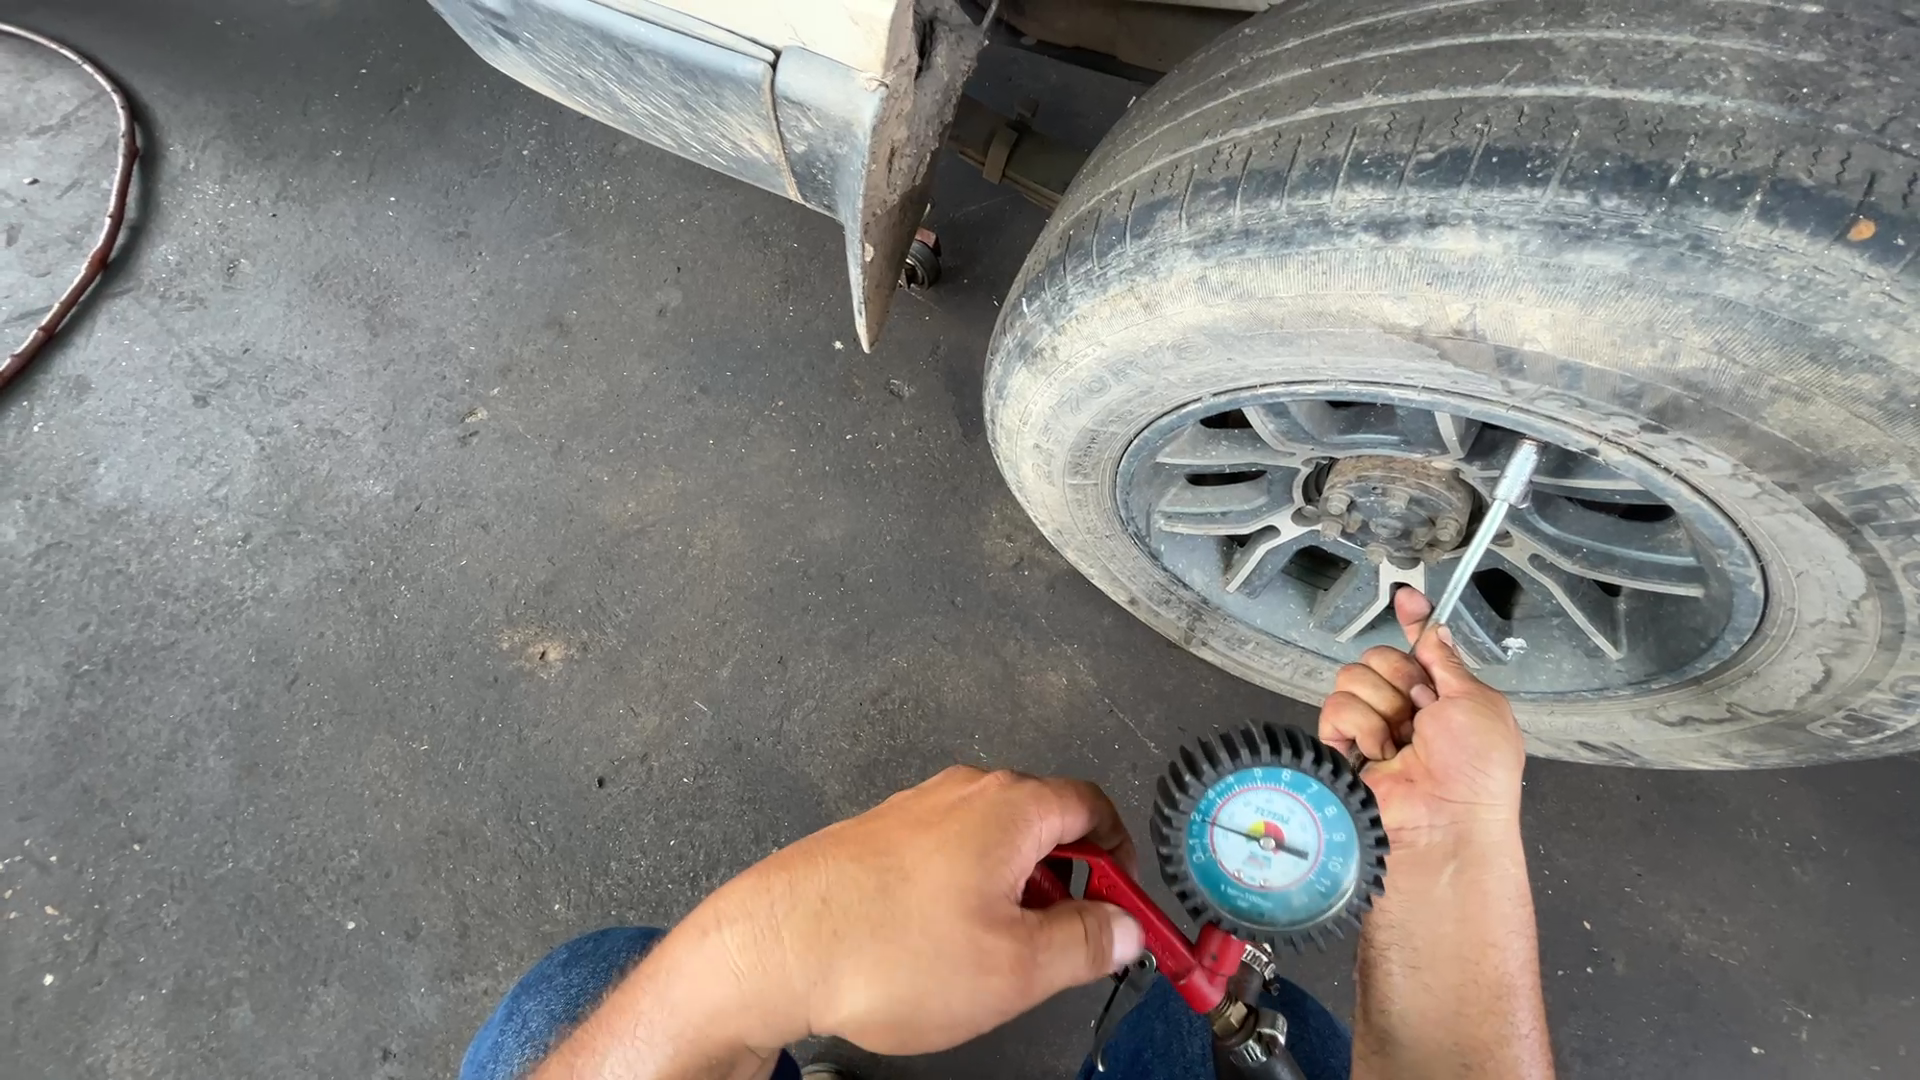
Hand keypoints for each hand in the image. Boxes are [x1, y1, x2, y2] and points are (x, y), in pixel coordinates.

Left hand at [681, 767, 1145, 1055]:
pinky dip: (972, 878)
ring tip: (1004, 945)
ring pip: (996, 833)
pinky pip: (952, 842)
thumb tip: (1125, 927)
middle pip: (1045, 817)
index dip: (1121, 855)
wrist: (780, 942)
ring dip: (1019, 881)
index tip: (1123, 904)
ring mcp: (922, 803)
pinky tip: (947, 933)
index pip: (1093, 805)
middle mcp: (967, 788)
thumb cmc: (897, 950)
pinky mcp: (887, 827)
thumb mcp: (1015, 967)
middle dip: (1070, 874)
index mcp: (1011, 806)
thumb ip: (1085, 942)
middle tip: (1067, 936)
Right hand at [1317, 588, 1526, 850]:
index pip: (1418, 646)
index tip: (1407, 596)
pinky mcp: (1340, 741)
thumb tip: (1434, 626)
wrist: (1443, 816)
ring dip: (1381, 709)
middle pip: (1378, 656)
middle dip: (1400, 680)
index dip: (1412, 620)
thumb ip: (1447, 660)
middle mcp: (1401, 706)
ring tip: (1400, 742)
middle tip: (1421, 713)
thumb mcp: (1477, 703)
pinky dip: (1360, 727)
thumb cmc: (1475, 768)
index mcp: (1440, 695)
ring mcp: (1369, 723)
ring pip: (1352, 678)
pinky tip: (1377, 752)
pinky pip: (1335, 707)